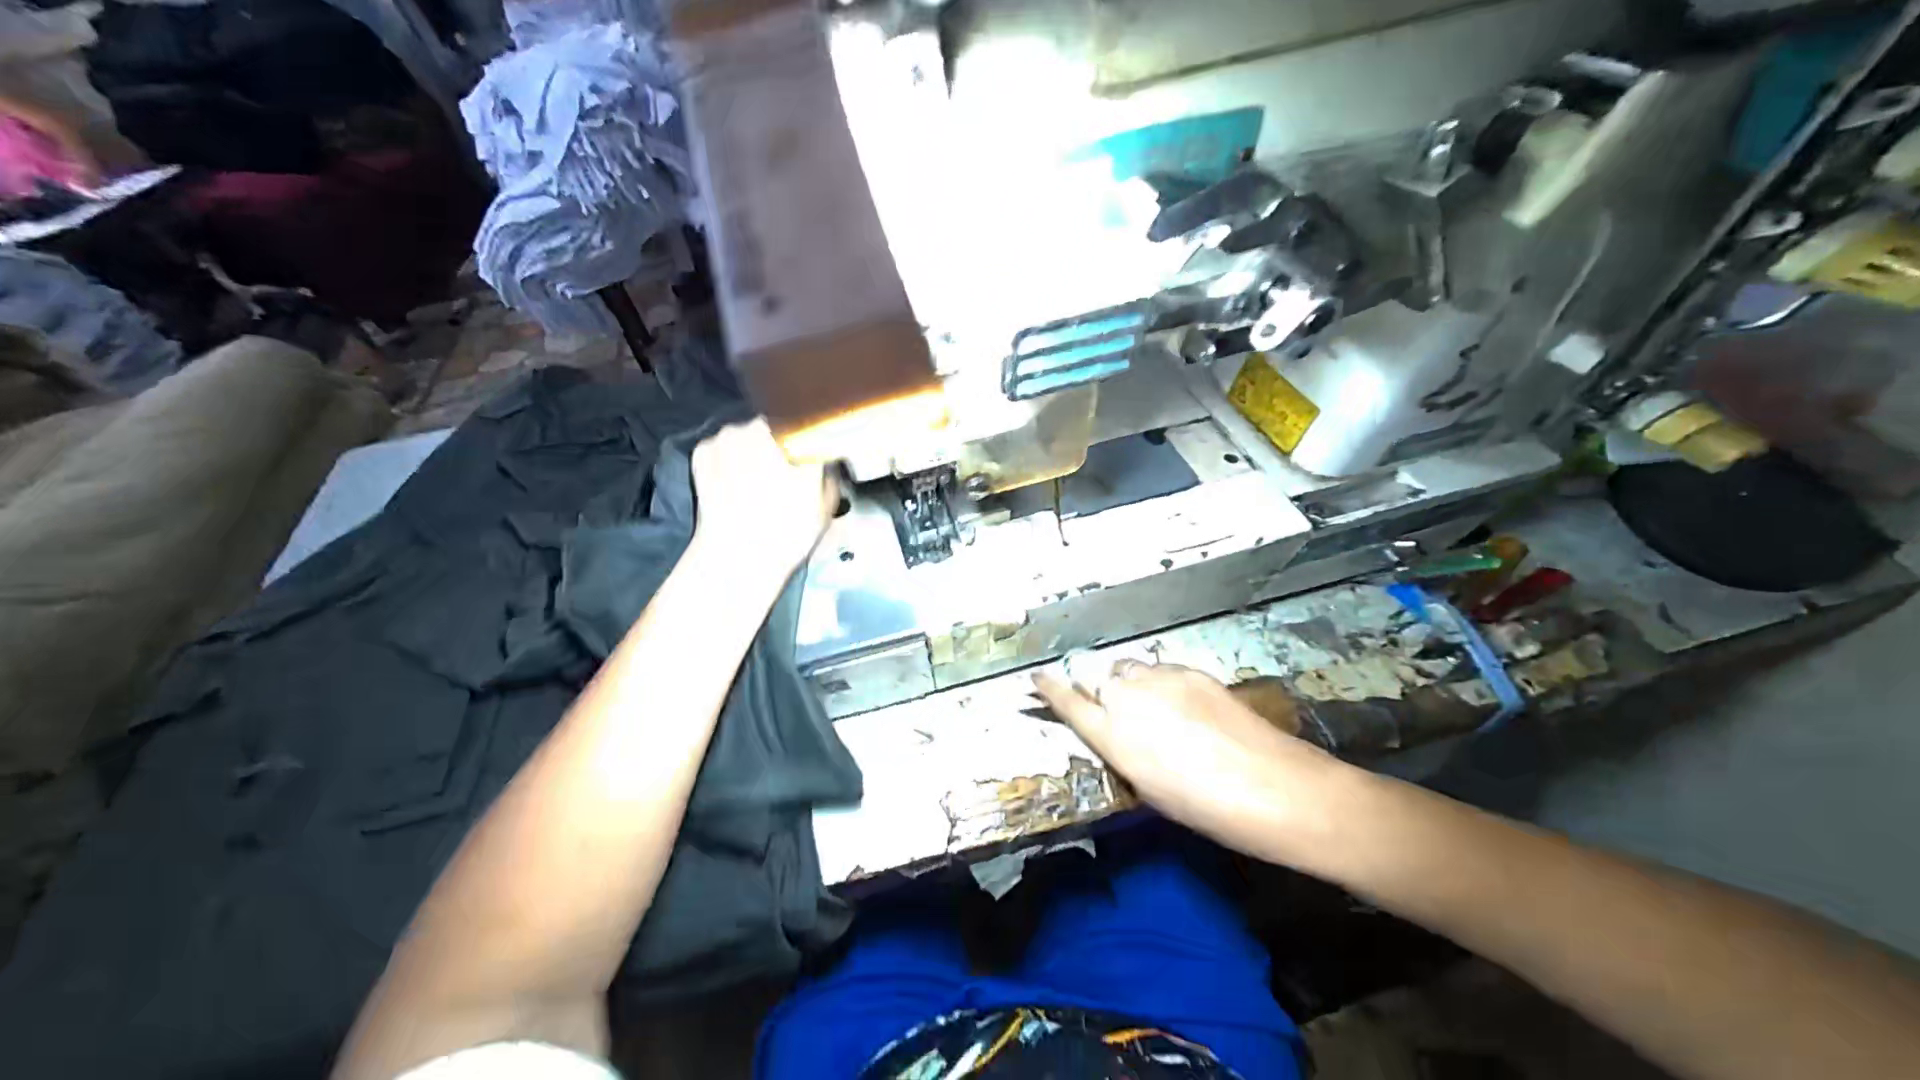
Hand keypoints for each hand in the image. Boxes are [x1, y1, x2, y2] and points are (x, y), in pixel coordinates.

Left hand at [690, 419, 836, 573]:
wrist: (737, 556)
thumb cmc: (788, 532)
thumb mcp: (827, 504)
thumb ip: (828, 472)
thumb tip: (823, 461)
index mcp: (797, 434)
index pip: (808, 427)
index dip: (810, 442)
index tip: (811, 458)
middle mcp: (761, 424)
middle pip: (775, 428)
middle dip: (778, 446)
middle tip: (782, 476)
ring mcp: (727, 435)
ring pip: (745, 436)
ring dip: (751, 452)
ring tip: (755, 485)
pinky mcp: (703, 450)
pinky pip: (721, 448)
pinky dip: (727, 461)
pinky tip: (733, 486)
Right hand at [1034, 660, 1356, 864]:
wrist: (1273, 786)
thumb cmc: (1207, 809)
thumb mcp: (1149, 789)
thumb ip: (1123, 754)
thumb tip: (1120, 737)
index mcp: (1113, 736)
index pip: (1068, 703)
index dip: (1049, 689)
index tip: (1037, 677)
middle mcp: (1129, 699)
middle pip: (1100, 682)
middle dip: (1102, 693)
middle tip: (1121, 715)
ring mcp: (1161, 680)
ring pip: (1130, 671)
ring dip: (1131, 684)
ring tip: (1151, 706)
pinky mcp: (1191, 671)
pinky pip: (1162, 670)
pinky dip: (1161, 682)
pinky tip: (1182, 702)